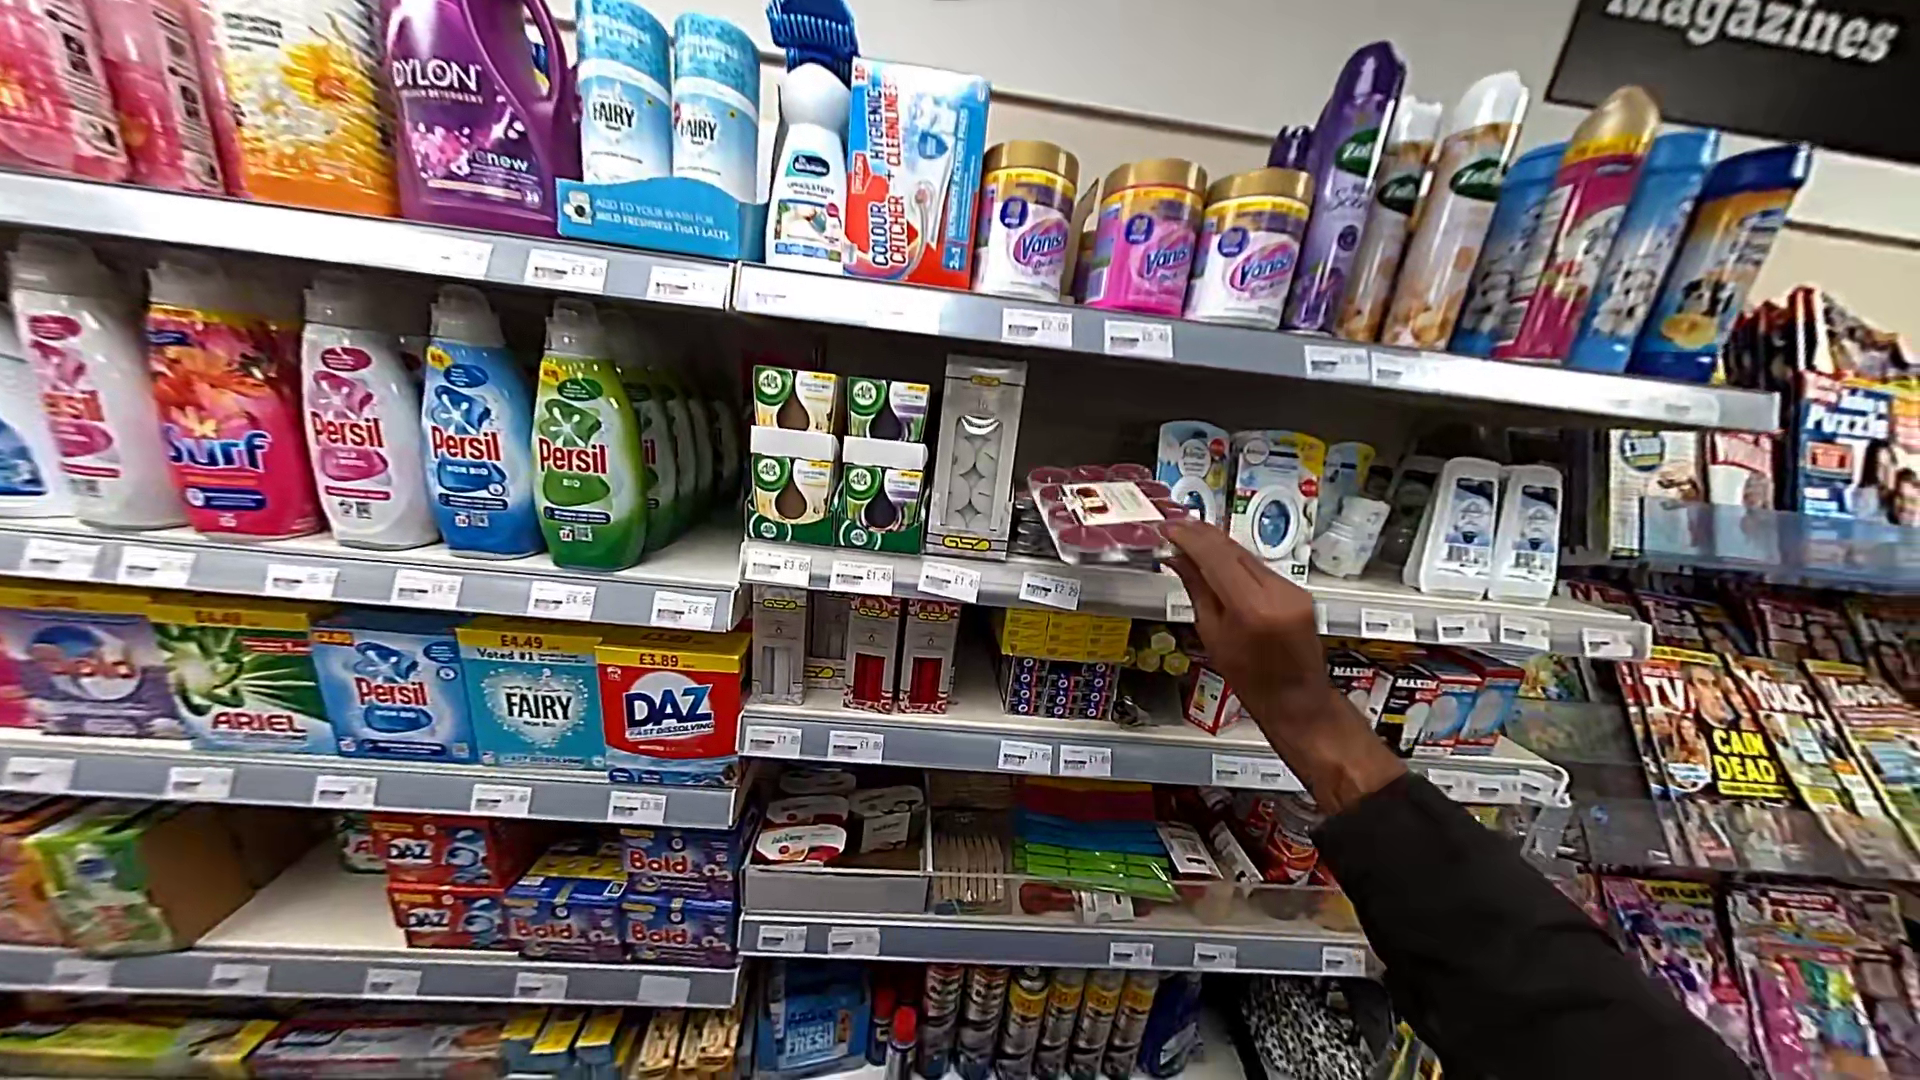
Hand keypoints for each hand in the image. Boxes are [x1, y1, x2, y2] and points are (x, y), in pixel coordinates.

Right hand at [1165, 522, 1404, 813]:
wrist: (1295, 698)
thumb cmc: (1248, 677)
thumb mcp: (1211, 633)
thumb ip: (1196, 588)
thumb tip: (1177, 558)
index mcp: (1251, 608)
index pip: (1216, 556)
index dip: (1189, 537)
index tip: (1168, 528)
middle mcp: (1277, 592)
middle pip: (1233, 549)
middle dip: (1201, 534)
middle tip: (1174, 526)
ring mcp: (1291, 589)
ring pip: (1246, 554)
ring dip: (1216, 544)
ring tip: (1189, 537)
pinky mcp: (1297, 590)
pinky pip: (1259, 566)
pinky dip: (1234, 558)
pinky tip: (1216, 556)